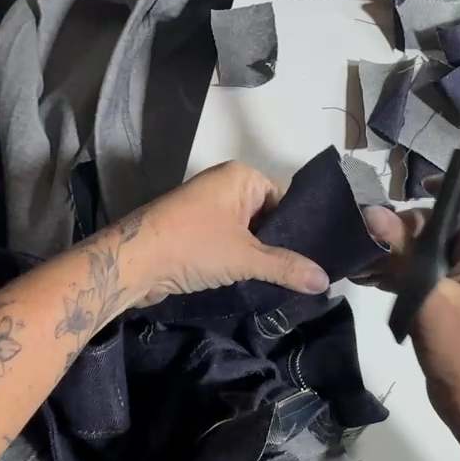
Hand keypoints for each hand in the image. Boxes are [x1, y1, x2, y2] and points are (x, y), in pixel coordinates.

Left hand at [112, 161, 330, 305]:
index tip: (318, 256)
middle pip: (266, 217)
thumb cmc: (193, 245)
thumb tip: (325, 281)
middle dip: (280, 245)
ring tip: (289, 283)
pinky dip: (240, 261)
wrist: (134, 263)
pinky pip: (228, 243)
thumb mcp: (246, 257)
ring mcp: (207, 209)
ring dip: (259, 257)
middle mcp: (225, 186)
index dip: (298, 227)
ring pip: (247, 233)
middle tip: (307, 275)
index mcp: (240, 177)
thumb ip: (286, 267)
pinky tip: (258, 283)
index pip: (283, 199)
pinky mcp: (194, 231)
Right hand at [360, 173, 459, 440]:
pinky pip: (424, 272)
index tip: (424, 188)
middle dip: (408, 224)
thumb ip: (402, 252)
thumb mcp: (430, 296)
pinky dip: (399, 272)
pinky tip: (365, 278)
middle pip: (447, 220)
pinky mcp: (451, 301)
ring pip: (430, 247)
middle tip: (374, 238)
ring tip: (360, 259)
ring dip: (397, 250)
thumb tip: (373, 213)